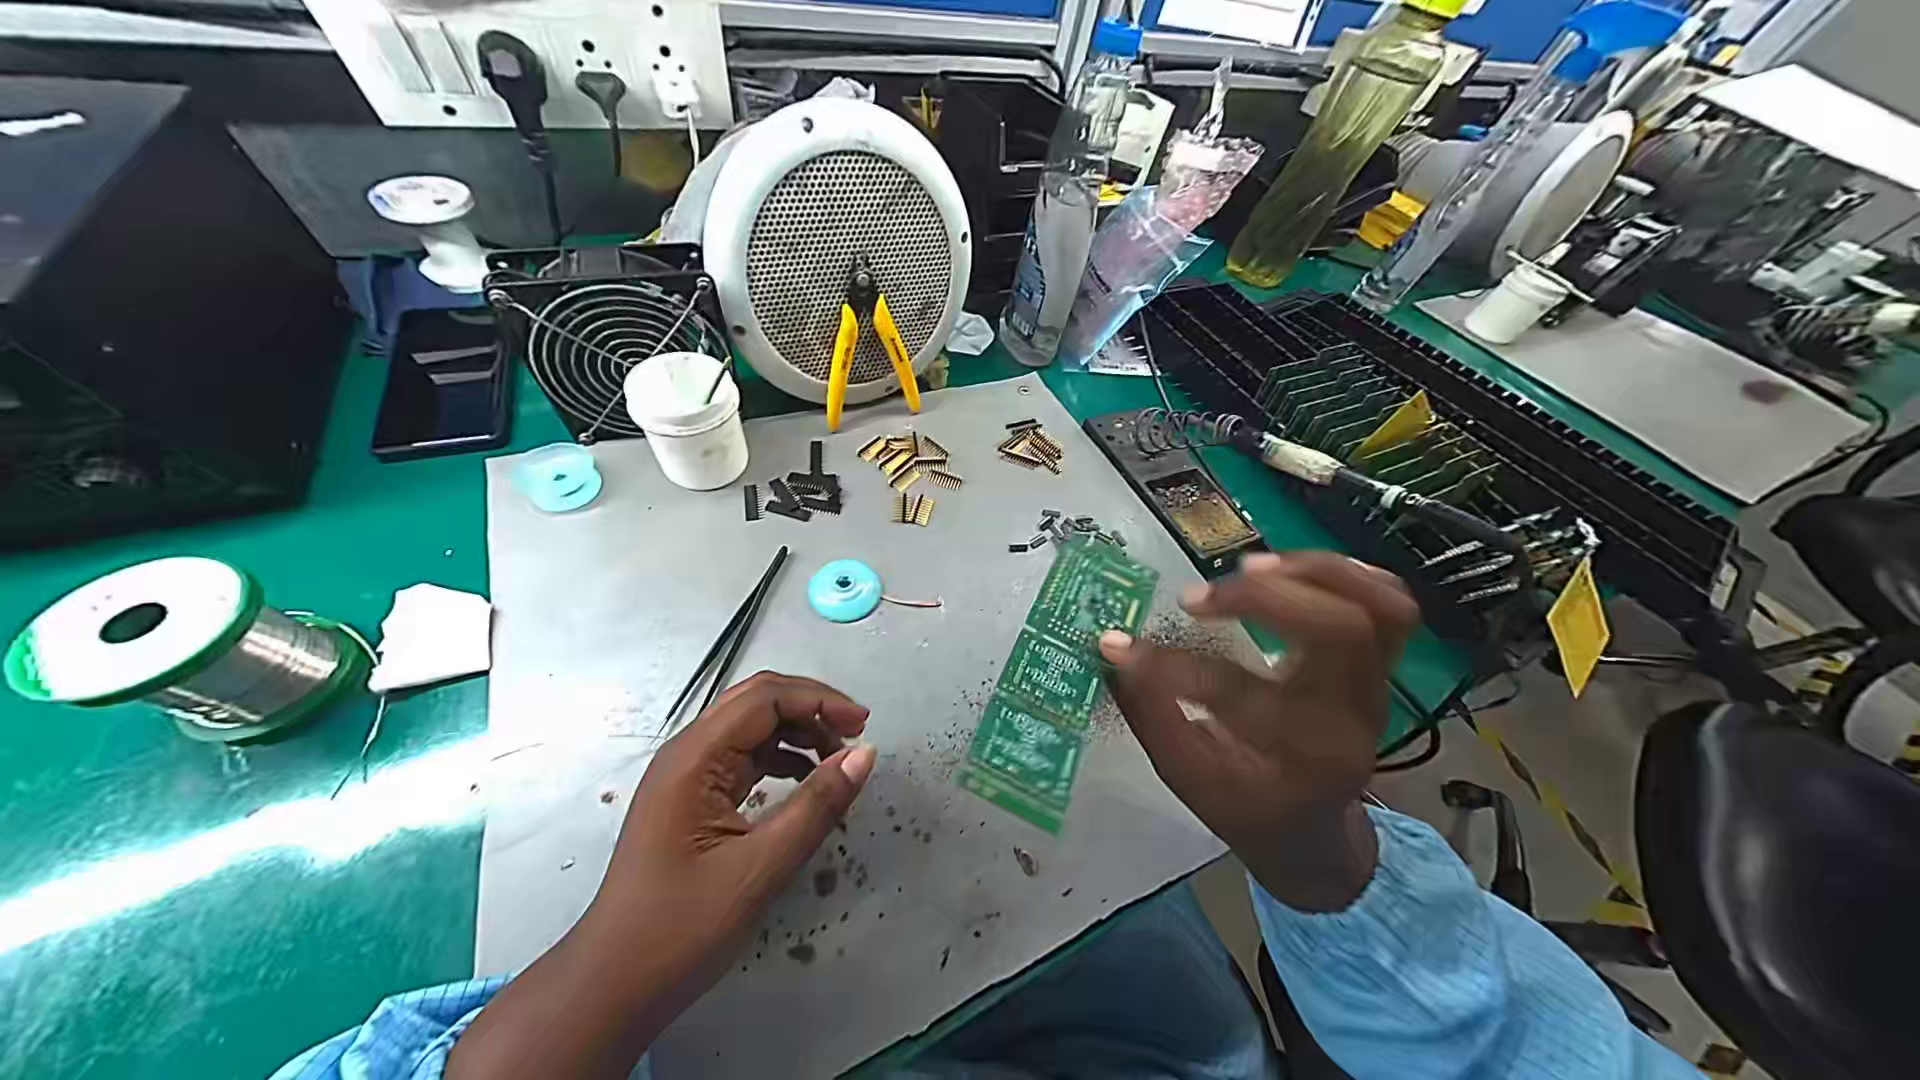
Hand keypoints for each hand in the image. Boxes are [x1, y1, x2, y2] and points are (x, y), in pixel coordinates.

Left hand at [449, 672, 876, 1079]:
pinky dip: (784, 757)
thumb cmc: (681, 928)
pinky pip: (746, 755)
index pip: (765, 698)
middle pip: (758, 700)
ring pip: (753, 725)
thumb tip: (865, 754)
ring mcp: (689, 774)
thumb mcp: (760, 868)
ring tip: (837, 760)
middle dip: (811, 706)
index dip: (819, 700)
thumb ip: (817, 806)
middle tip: (855, 733)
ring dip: (799, 730)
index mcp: (694, 758)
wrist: (611, 988)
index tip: (863, 726)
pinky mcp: (695, 796)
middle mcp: (688, 753)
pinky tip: (807, 781)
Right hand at [1099, 553, 1418, 911]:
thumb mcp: (1188, 777)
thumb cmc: (1247, 807)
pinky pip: (1385, 601)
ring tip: (1249, 569)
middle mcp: (1350, 713)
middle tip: (1200, 597)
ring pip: (1380, 605)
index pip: (1235, 691)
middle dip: (1264, 597)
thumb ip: (1151, 714)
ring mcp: (1374, 684)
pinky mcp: (1377, 664)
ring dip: (1311, 572)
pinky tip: (1290, 570)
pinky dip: (1340, 574)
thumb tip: (1111, 649)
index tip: (1118, 644)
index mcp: (1301, 752)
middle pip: (1342, 628)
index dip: (1167, 664)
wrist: (1312, 833)